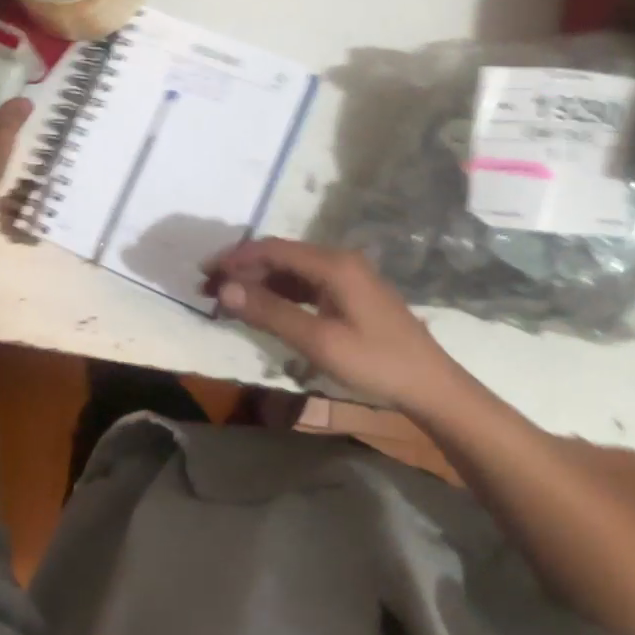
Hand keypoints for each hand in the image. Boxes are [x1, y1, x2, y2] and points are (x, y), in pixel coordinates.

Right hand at [206, 237, 460, 409]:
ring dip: (258, 281)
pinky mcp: (350, 293)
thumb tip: (224, 289)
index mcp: (334, 264)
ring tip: (227, 299)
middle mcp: (339, 260)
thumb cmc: (375, 363)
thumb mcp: (318, 341)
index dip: (235, 259)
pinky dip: (278, 292)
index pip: (272, 249)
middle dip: (242, 269)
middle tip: (208, 289)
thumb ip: (270, 312)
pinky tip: (262, 307)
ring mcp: (347, 276)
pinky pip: (304, 283)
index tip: (204, 273)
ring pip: (291, 270)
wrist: (430, 386)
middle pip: (280, 255)